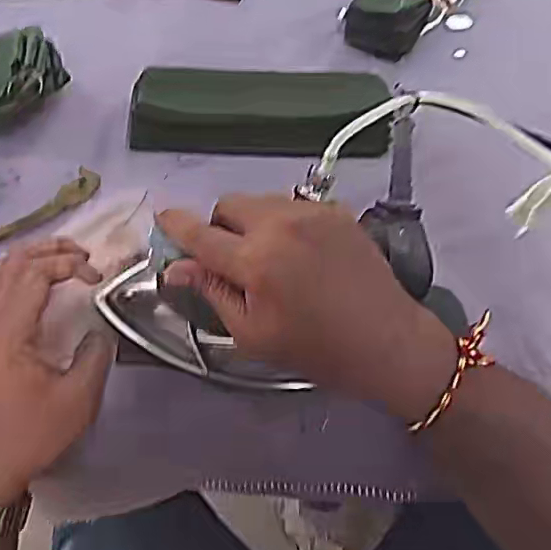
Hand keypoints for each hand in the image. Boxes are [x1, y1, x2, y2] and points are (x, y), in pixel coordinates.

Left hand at [0, 239, 111, 504]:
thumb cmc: (32, 432)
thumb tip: (102, 327)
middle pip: (16, 262)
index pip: (35, 273)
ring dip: (38, 257)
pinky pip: (6, 286)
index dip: (68, 263)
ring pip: (6, 270)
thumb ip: (96, 354)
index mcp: (11, 331)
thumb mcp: (78, 398)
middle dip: (52, 249)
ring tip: (72, 260)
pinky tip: (52, 282)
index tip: (97, 276)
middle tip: (87, 255)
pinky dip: (30, 271)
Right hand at [156, 196, 456, 420]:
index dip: (176, 225)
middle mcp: (281, 223)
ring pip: (261, 201)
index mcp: (256, 260)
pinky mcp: (336, 210)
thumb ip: (212, 292)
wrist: (387, 340)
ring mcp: (312, 212)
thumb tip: (177, 267)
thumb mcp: (253, 333)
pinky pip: (293, 205)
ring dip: (252, 222)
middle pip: (229, 204)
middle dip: (220, 227)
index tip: (163, 217)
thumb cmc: (316, 348)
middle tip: (233, 260)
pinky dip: (284, 222)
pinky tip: (301, 252)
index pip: (201, 234)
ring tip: (272, 257)